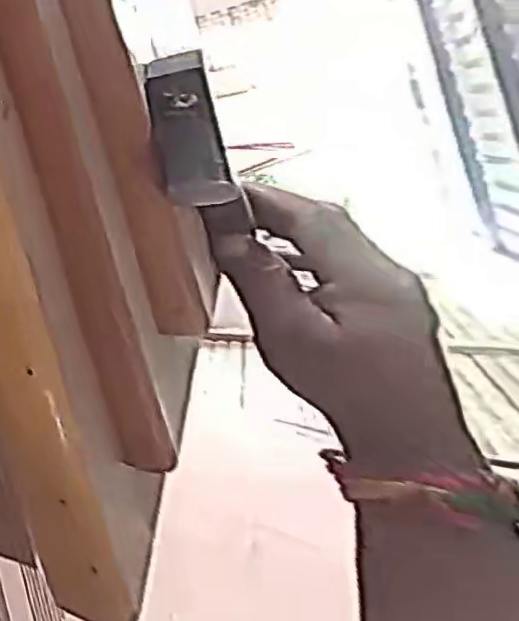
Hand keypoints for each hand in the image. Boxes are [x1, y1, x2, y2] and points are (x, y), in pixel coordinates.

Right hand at [213, 184, 480, 472]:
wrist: (403, 430)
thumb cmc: (343, 384)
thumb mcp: (289, 332)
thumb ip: (261, 281)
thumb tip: (232, 238)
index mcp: (365, 275)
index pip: (312, 217)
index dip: (263, 197)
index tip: (218, 190)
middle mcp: (385, 272)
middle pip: (327, 221)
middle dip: (272, 206)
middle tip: (221, 203)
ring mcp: (391, 287)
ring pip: (334, 238)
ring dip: (285, 226)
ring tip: (237, 227)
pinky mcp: (385, 301)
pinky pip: (337, 259)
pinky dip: (298, 249)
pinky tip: (272, 261)